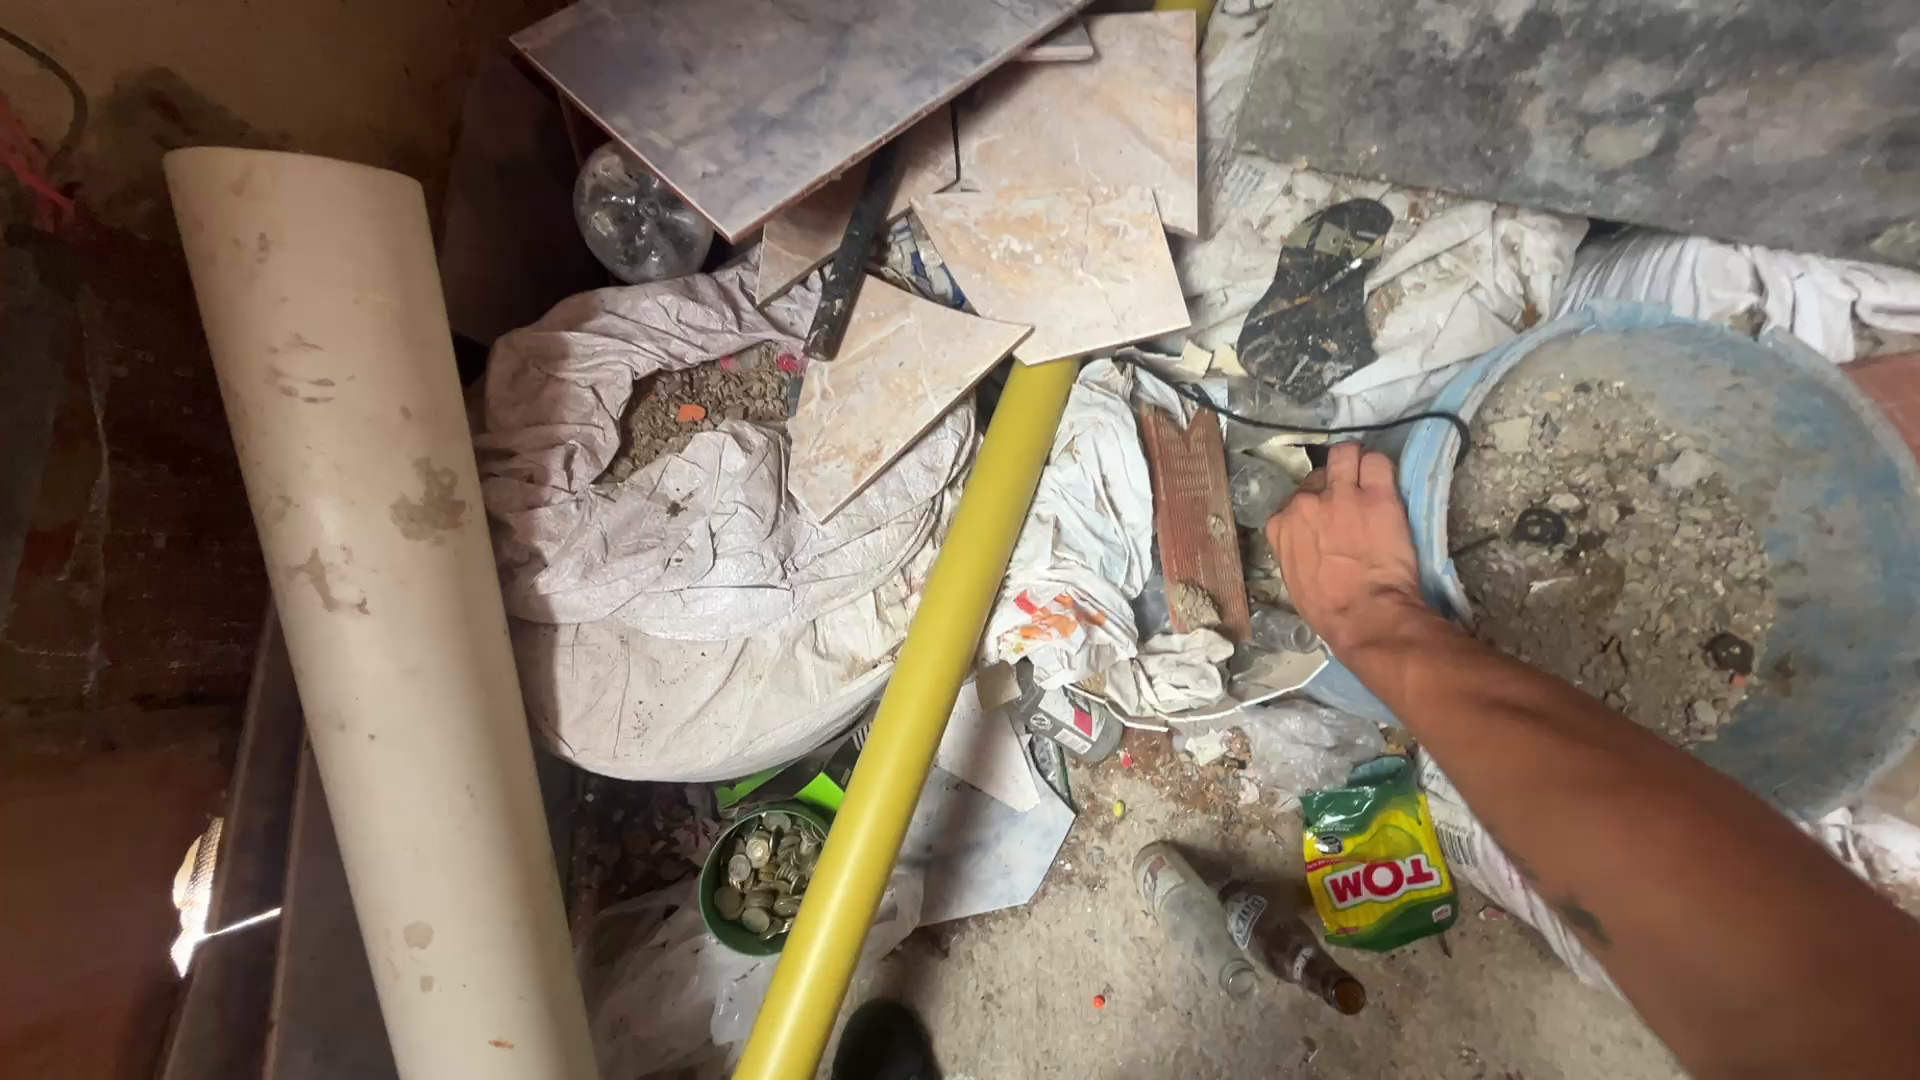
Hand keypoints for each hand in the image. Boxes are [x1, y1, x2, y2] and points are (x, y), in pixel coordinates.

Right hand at [1264, 442, 1428, 655]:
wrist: (1364, 614)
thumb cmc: (1325, 607)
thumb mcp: (1292, 576)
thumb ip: (1294, 546)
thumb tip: (1308, 538)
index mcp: (1280, 524)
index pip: (1294, 500)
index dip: (1313, 506)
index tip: (1325, 517)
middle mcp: (1304, 503)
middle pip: (1317, 474)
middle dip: (1332, 482)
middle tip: (1349, 496)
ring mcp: (1341, 495)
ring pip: (1345, 453)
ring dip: (1354, 461)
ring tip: (1365, 473)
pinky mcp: (1378, 495)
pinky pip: (1377, 462)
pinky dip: (1380, 466)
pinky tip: (1384, 479)